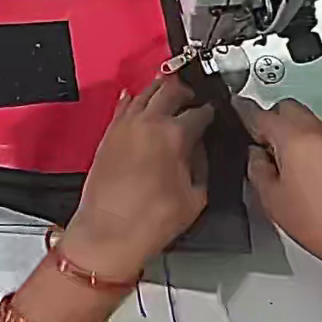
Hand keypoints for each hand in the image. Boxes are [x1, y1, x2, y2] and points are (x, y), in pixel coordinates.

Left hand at [61, 76, 214, 279]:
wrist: (109, 232)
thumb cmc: (147, 221)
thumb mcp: (195, 196)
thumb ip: (202, 164)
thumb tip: (200, 150)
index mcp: (174, 134)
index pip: (199, 112)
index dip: (209, 112)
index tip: (212, 114)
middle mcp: (147, 123)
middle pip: (170, 91)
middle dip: (186, 91)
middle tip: (193, 97)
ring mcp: (125, 126)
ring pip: (145, 92)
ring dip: (160, 89)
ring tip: (170, 92)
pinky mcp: (108, 134)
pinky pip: (122, 106)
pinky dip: (132, 98)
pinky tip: (135, 96)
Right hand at [235, 97, 321, 281]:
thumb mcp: (271, 198)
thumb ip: (256, 169)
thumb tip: (254, 157)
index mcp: (293, 137)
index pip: (260, 114)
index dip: (242, 113)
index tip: (234, 112)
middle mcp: (316, 133)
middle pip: (285, 108)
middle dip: (268, 120)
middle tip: (254, 141)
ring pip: (303, 121)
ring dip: (287, 132)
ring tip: (274, 161)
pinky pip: (317, 137)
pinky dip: (303, 144)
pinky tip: (295, 171)